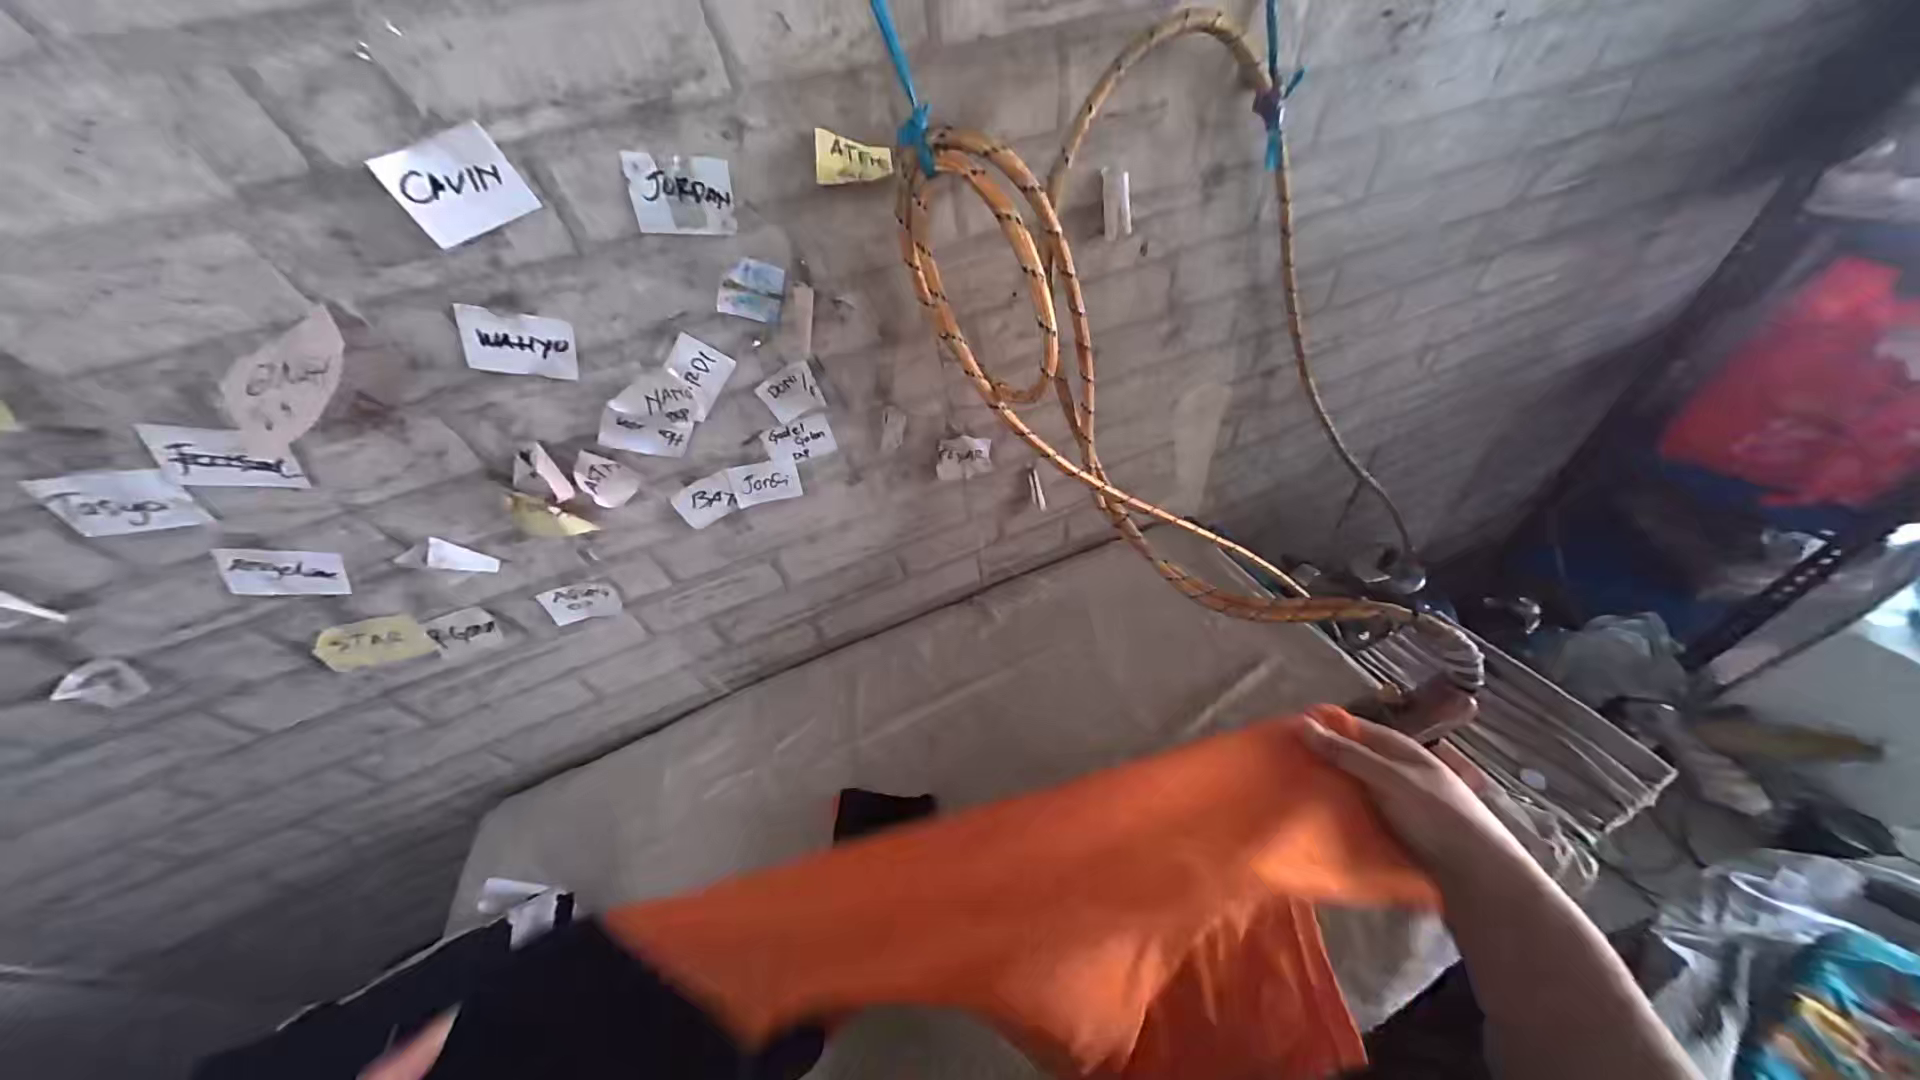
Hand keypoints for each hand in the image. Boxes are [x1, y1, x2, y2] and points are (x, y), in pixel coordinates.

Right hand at [1302, 715, 1533, 889]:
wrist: (1481, 882)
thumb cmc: (1439, 818)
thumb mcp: (1390, 779)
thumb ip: (1346, 753)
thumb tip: (1301, 723)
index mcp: (1398, 749)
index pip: (1350, 727)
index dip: (1319, 727)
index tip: (1282, 735)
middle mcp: (1393, 769)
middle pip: (1345, 756)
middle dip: (1316, 759)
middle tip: (1279, 765)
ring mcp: (1391, 800)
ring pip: (1346, 785)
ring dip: (1324, 787)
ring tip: (1287, 791)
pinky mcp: (1387, 828)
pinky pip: (1352, 811)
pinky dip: (1334, 811)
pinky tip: (1312, 817)